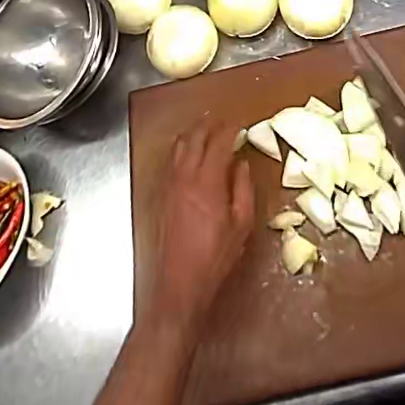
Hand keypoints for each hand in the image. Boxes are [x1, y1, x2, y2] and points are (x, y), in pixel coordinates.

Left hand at [92, 120, 254, 404]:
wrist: (179, 286)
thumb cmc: (215, 257)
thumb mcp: (241, 224)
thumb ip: (242, 188)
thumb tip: (241, 164)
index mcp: (207, 181)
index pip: (218, 142)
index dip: (230, 128)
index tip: (241, 121)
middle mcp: (184, 177)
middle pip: (194, 138)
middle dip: (209, 124)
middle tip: (223, 118)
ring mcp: (169, 186)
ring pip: (178, 147)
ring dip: (193, 132)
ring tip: (207, 128)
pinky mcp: (161, 196)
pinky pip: (171, 161)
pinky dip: (182, 148)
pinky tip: (190, 152)